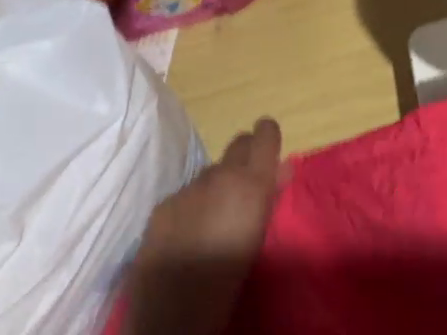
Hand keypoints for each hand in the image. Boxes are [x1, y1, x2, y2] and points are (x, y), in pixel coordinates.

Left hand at [126, 118, 286, 334]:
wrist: (169, 313)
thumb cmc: (228, 278)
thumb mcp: (259, 235)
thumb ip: (271, 195)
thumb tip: (283, 166)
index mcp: (251, 182)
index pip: (264, 133)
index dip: (268, 138)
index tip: (269, 152)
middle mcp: (219, 174)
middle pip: (238, 143)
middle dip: (245, 156)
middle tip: (246, 187)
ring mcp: (188, 187)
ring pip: (211, 171)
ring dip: (218, 184)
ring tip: (215, 218)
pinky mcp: (163, 204)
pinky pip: (186, 192)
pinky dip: (192, 204)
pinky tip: (188, 233)